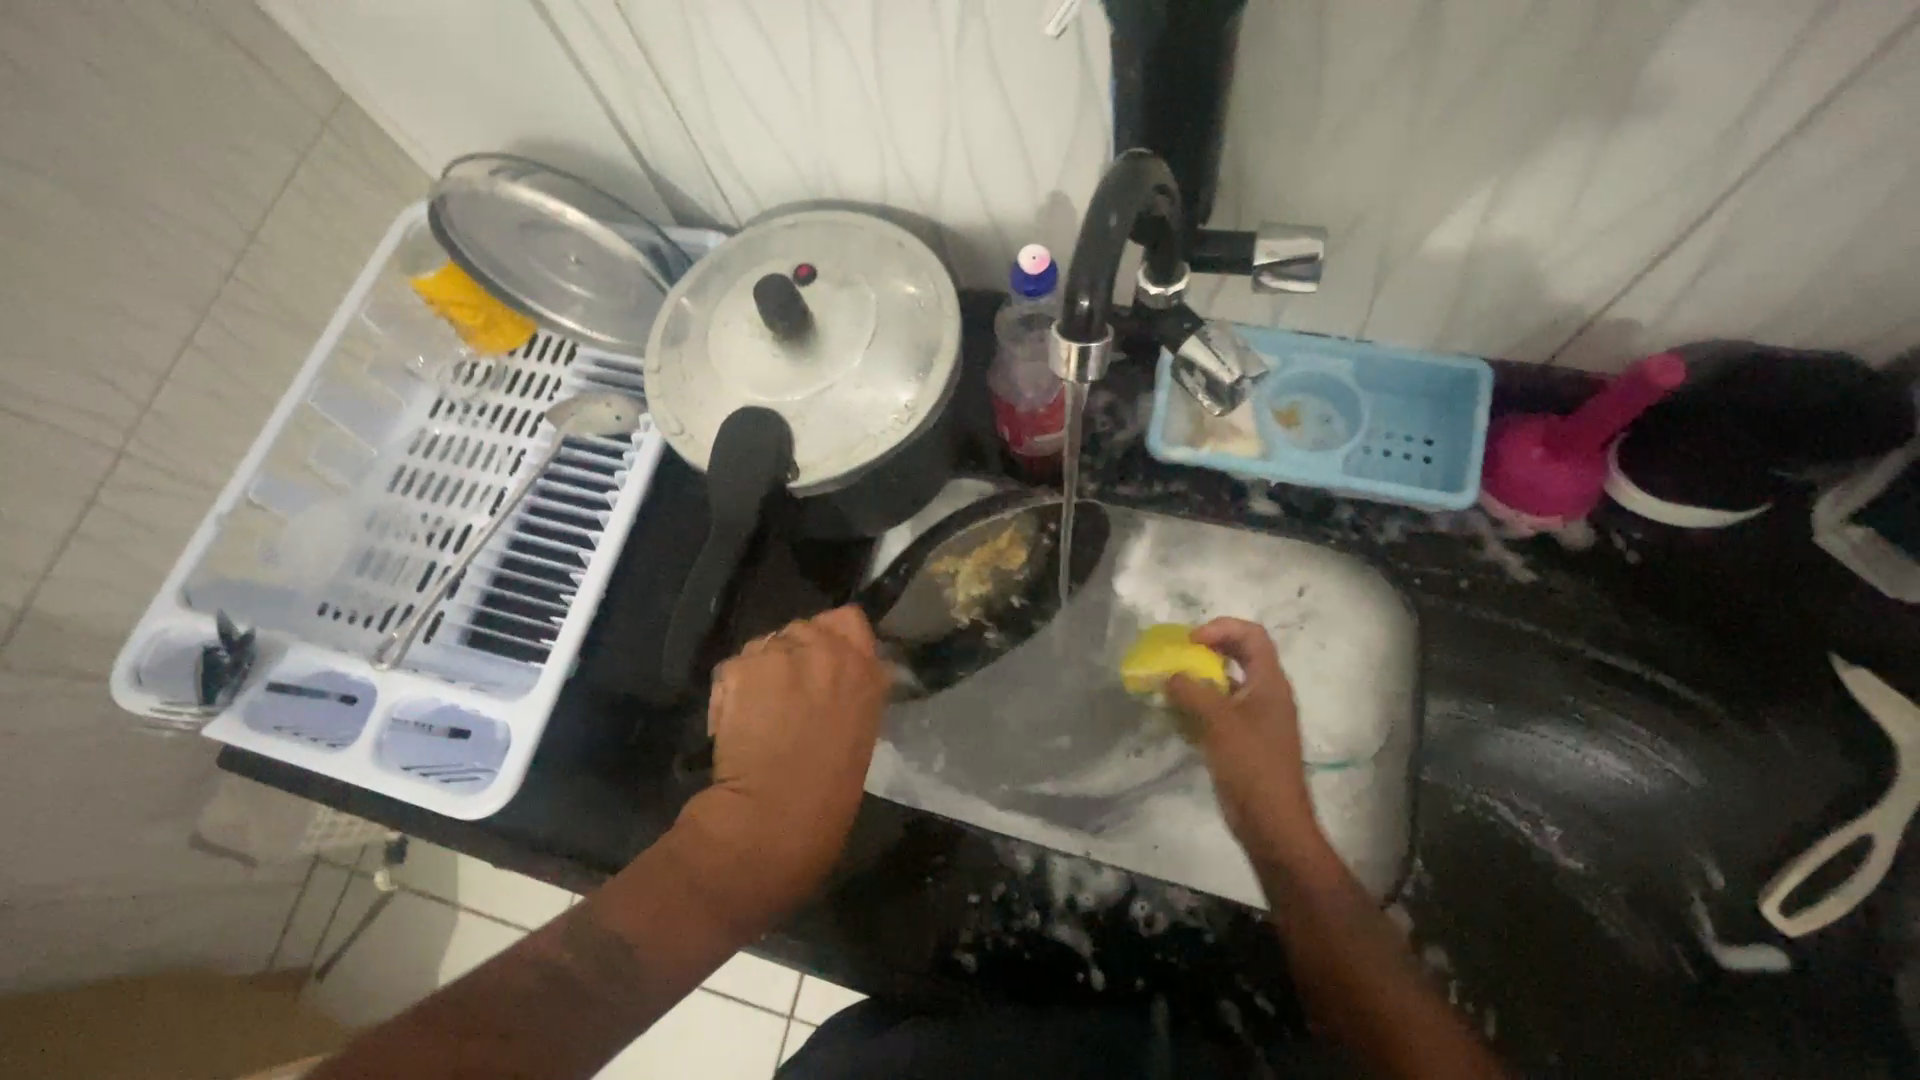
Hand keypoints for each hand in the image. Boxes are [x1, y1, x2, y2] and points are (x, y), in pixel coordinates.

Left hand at [671, 606, 889, 928]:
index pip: (849, 619)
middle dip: (790, 654)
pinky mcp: (743, 667)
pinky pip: (734, 667)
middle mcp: (828, 652)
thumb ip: (853, 691)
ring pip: (764, 644)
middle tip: (783, 694)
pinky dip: (731, 691)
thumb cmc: (826, 795)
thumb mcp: (860, 731)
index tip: (818, 661)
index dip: (830, 635)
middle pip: (801, 628)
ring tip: (758, 712)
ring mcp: (784, 655)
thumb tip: (834, 678)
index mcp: (866, 673)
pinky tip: (735, 724)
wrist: (774, 819)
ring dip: (760, 670)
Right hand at [1166, 618, 1328, 867]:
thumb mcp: (1218, 722)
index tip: (1190, 642)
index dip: (1221, 628)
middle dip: (1207, 651)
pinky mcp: (1243, 740)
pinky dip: (1198, 706)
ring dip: (1199, 679)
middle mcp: (1266, 694)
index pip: (1251, 635)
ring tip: (1170, 685)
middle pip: (1239, 655)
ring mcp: (1256, 718)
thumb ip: (1191, 691)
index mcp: (1270, 682)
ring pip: (1227, 684)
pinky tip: (1175, 715)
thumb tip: (1169, 675)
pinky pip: (1220, 710)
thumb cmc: (1251, 765)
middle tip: (1177, 657)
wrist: (1271, 821)